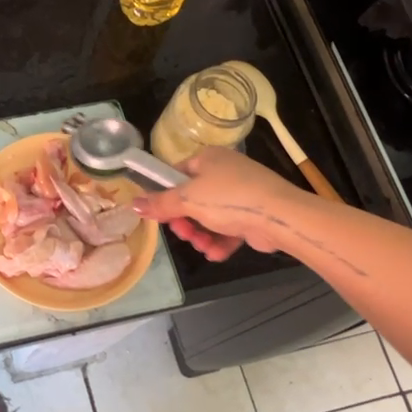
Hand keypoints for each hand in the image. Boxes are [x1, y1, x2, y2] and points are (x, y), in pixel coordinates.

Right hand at [133, 146, 304, 260]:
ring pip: (209, 218)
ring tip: (203, 246)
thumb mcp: (188, 200)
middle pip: (192, 200)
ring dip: (202, 235)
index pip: (176, 173)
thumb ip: (159, 203)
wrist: (279, 216)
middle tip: (184, 234)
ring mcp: (240, 194)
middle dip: (186, 222)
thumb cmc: (229, 199)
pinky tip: (217, 253)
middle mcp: (224, 172)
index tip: (161, 214)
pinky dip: (220, 241)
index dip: (166, 195)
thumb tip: (132, 203)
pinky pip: (228, 229)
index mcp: (208, 158)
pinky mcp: (252, 215)